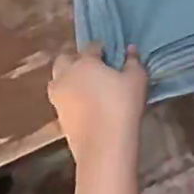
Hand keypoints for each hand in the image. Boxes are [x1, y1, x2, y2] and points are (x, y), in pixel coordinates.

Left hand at [49, 42, 148, 165]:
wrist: (104, 145)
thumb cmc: (122, 104)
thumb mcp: (136, 78)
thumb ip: (133, 61)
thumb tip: (130, 50)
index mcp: (84, 63)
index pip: (91, 48)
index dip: (101, 48)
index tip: (111, 53)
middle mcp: (66, 77)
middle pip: (63, 60)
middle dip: (75, 59)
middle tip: (93, 66)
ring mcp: (58, 99)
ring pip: (57, 81)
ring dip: (68, 79)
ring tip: (86, 85)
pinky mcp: (58, 118)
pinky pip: (61, 100)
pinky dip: (70, 97)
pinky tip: (85, 104)